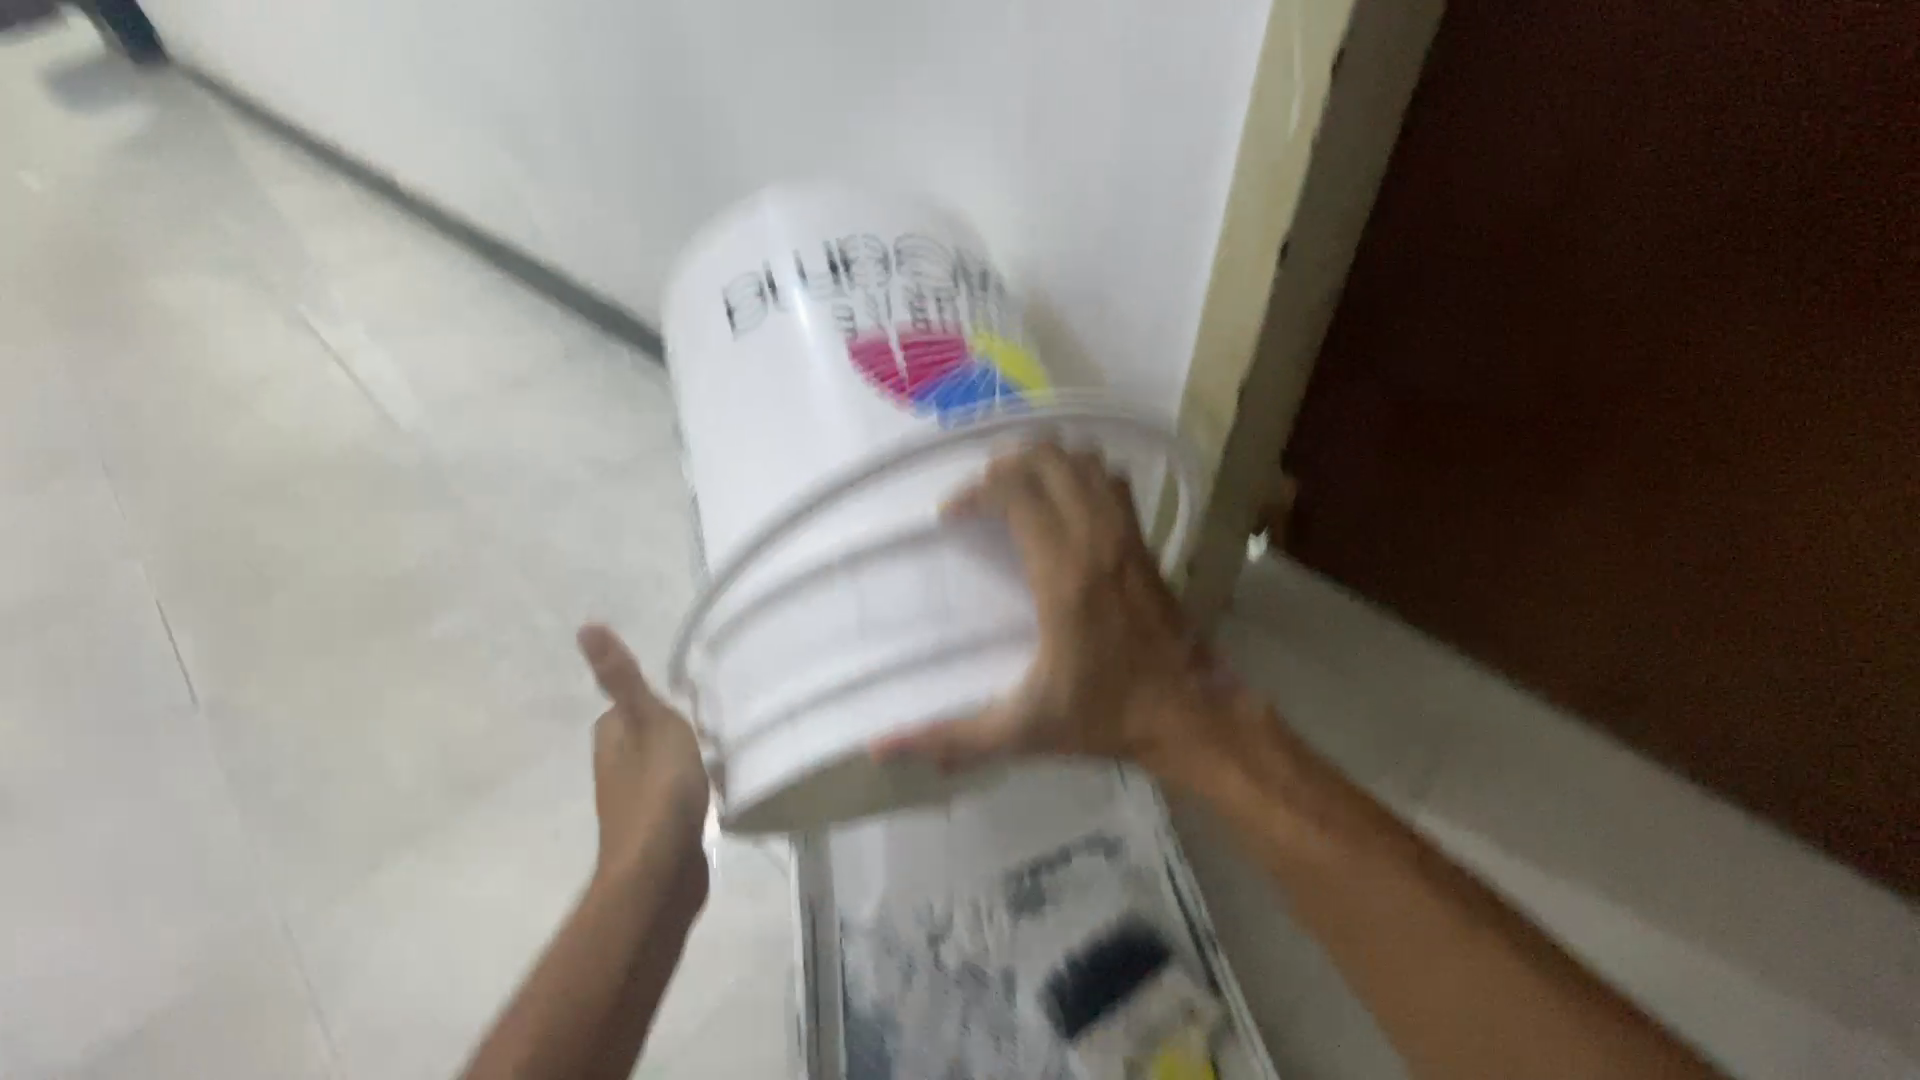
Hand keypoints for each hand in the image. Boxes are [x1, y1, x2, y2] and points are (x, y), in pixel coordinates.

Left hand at [578, 625, 709, 891]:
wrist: (661, 873)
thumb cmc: (658, 791)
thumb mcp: (650, 721)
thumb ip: (624, 679)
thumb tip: (585, 627)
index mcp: (610, 741)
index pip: (620, 709)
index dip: (645, 702)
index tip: (679, 699)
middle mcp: (614, 772)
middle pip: (639, 740)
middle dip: (665, 733)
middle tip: (705, 725)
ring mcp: (634, 807)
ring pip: (656, 772)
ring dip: (677, 765)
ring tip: (714, 758)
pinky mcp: (656, 835)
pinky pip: (671, 802)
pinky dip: (686, 796)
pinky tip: (710, 798)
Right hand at [870, 444, 1224, 779]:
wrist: (1192, 717)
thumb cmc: (1105, 718)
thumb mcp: (1022, 732)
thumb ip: (952, 738)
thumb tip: (882, 749)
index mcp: (1064, 577)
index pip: (1017, 494)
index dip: (976, 492)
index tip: (951, 517)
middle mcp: (1098, 541)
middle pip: (1051, 461)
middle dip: (1006, 466)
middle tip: (979, 498)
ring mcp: (1128, 536)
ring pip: (1086, 462)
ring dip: (1045, 463)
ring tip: (1014, 491)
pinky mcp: (1146, 543)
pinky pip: (1113, 482)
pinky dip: (1082, 474)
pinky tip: (1062, 503)